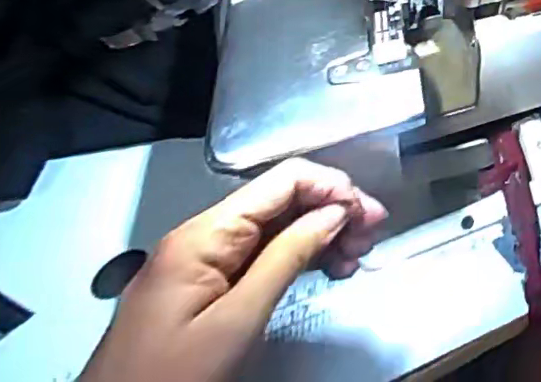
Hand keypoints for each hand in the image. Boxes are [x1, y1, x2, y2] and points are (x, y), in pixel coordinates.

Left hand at [81, 158, 387, 381]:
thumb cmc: (169, 381)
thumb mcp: (236, 322)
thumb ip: (289, 256)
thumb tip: (337, 211)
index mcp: (205, 234)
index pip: (285, 179)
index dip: (333, 187)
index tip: (366, 215)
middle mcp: (203, 237)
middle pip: (285, 200)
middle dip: (334, 211)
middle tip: (371, 235)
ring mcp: (202, 263)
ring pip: (279, 227)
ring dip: (323, 234)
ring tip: (356, 256)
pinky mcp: (204, 289)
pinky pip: (263, 255)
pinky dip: (301, 257)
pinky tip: (328, 268)